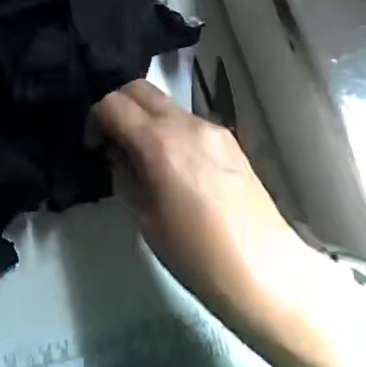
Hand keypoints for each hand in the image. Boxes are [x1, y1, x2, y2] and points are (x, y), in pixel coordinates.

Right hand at [91, 80, 318, 307]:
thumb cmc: (198, 256)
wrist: (271, 277)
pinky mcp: (230, 142)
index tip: (94, 145)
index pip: (112, 103)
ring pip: (165, 104)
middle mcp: (186, 124)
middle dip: (118, 105)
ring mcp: (212, 130)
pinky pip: (187, 122)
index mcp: (160, 143)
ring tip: (143, 157)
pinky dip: (169, 130)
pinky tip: (173, 166)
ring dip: (145, 118)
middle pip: (139, 89)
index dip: (94, 119)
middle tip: (112, 139)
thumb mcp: (144, 219)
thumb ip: (125, 175)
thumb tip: (119, 155)